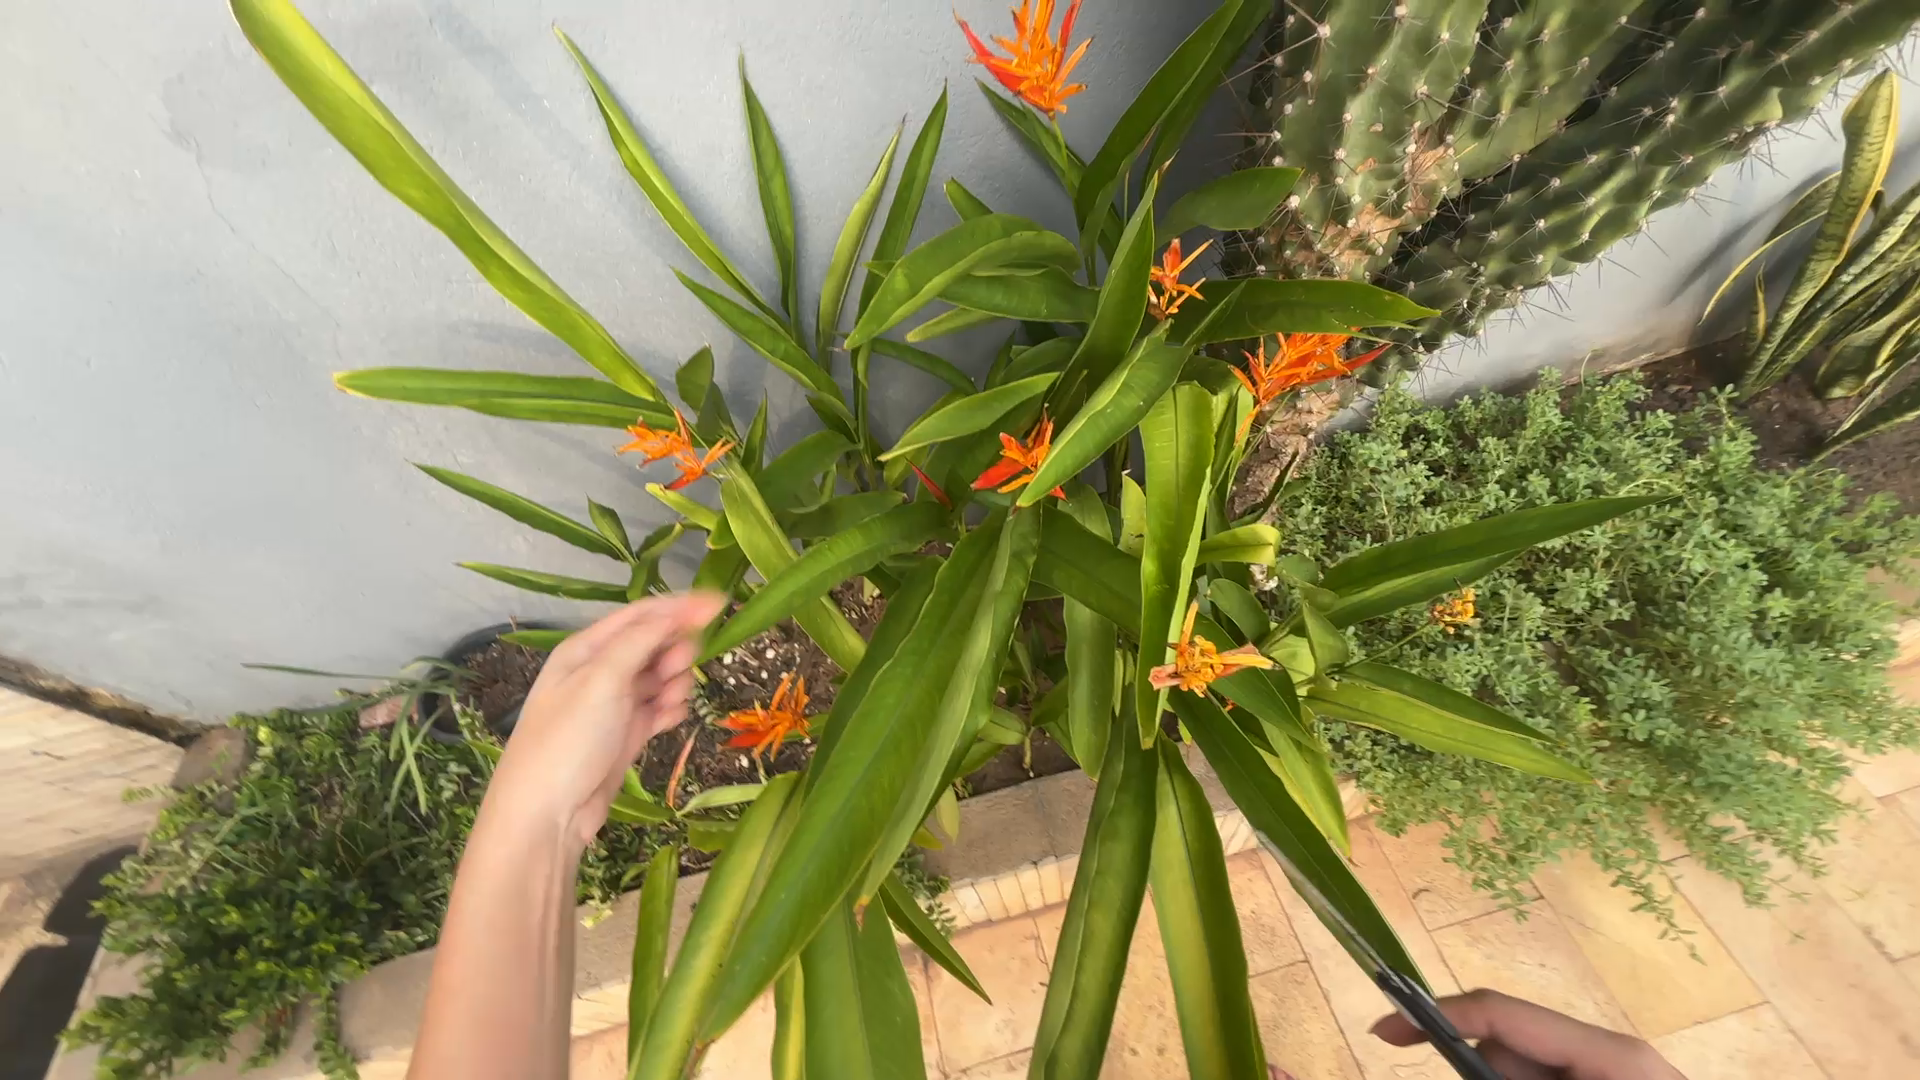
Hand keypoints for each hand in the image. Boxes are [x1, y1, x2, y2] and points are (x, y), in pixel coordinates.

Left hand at [483, 593, 723, 846]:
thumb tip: (679, 610)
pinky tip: (667, 722)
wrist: (547, 817)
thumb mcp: (603, 680)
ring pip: (662, 676)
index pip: (643, 615)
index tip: (720, 605)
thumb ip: (642, 640)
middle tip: (678, 671)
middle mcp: (601, 670)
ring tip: (668, 705)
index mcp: (587, 649)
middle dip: (676, 653)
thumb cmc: (568, 740)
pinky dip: (671, 710)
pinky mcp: (628, 732)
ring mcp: (615, 703)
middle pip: (656, 644)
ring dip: (675, 684)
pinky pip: (661, 708)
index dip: (680, 607)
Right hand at [1371, 989, 1682, 1079]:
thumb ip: (1504, 1078)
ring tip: (1491, 1079)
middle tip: (1455, 1075)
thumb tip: (1456, 1061)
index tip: (1383, 1033)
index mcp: (1607, 1053)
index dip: (1433, 1015)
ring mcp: (1608, 1078)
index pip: (1497, 1010)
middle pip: (1506, 1048)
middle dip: (1475, 1071)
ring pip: (1520, 1073)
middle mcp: (1606, 1057)